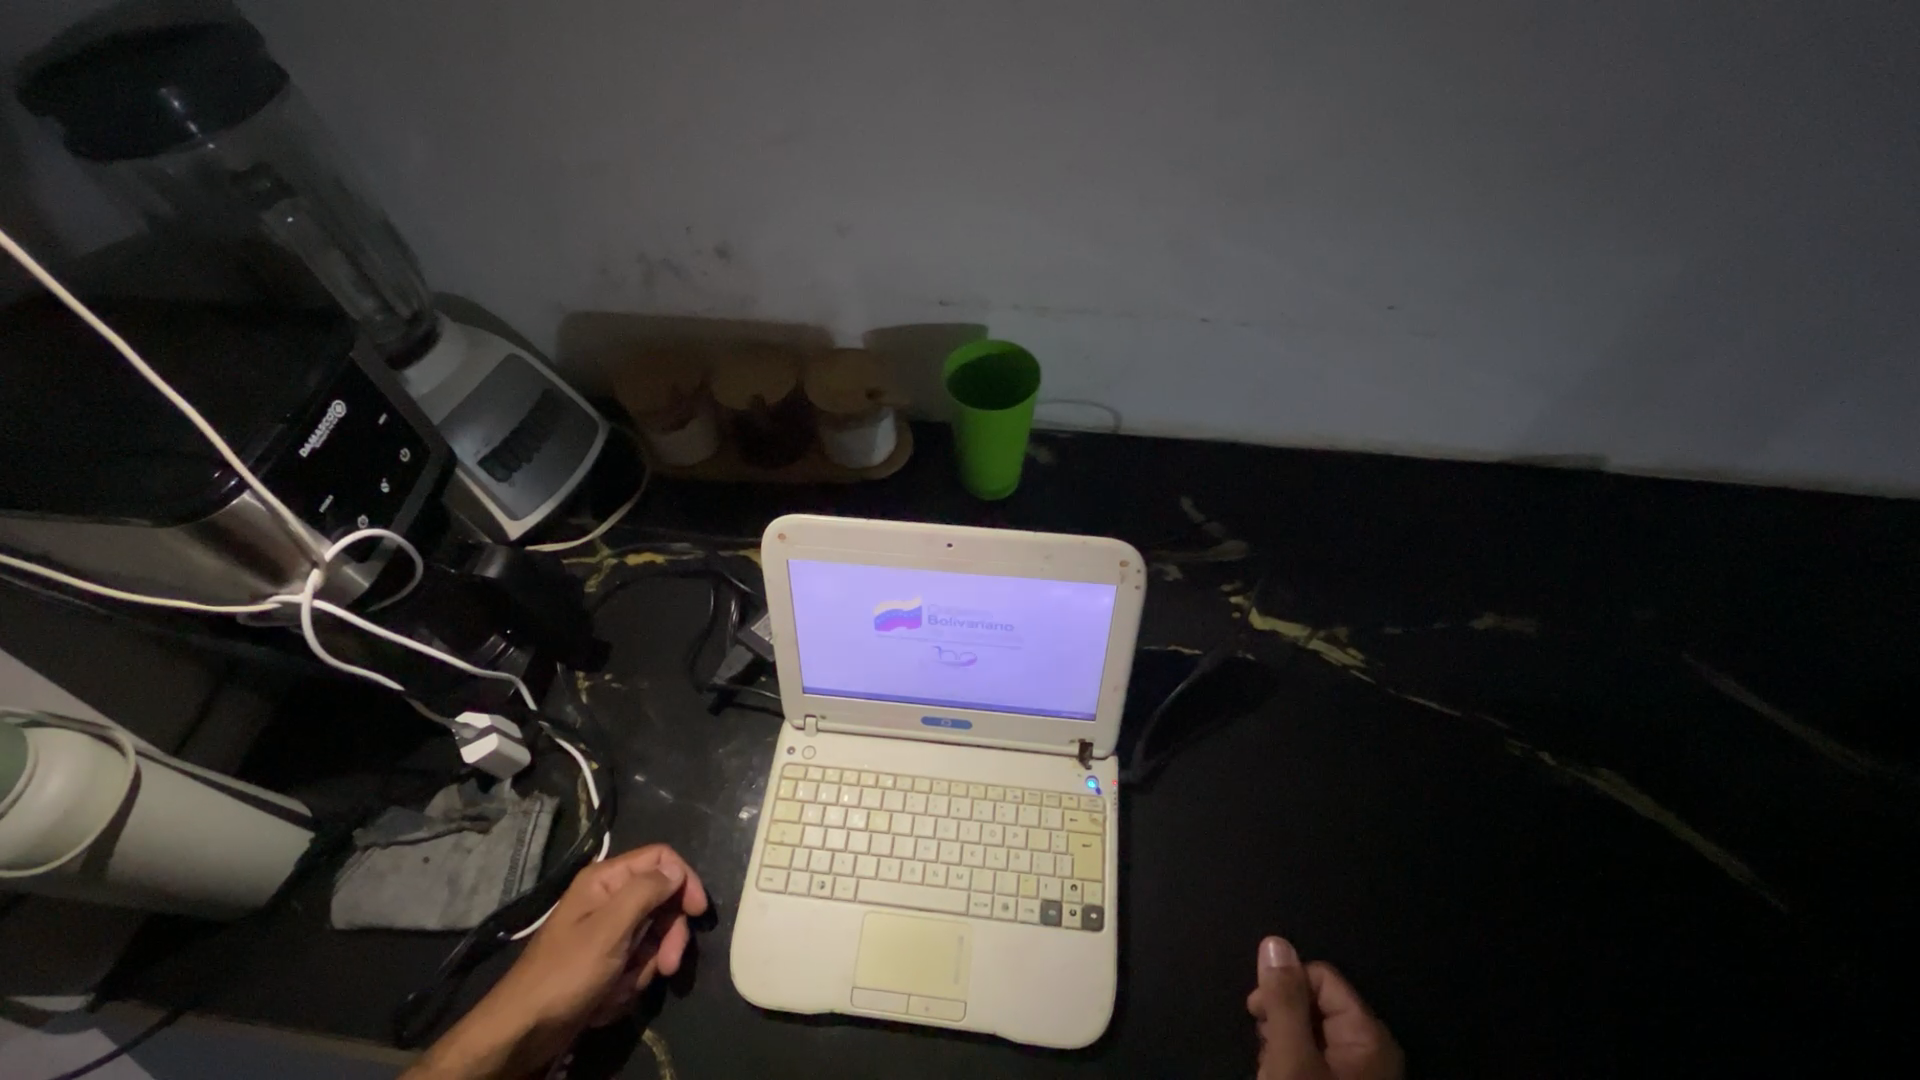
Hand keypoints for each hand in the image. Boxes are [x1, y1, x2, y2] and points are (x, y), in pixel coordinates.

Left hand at [405, 844, 708, 1079]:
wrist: (524, 1031)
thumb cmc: (565, 974)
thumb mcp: (610, 929)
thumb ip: (646, 892)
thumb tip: (676, 871)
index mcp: (606, 880)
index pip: (661, 859)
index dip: (684, 880)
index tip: (697, 911)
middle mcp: (609, 898)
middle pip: (662, 900)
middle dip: (668, 934)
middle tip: (667, 964)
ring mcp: (608, 930)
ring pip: (654, 934)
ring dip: (648, 962)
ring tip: (626, 987)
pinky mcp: (607, 958)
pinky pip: (638, 959)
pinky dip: (632, 978)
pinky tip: (611, 996)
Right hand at [1247, 936, 1403, 1079]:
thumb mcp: (1291, 1057)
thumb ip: (1284, 1000)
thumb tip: (1275, 942)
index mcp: (1369, 1033)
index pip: (1319, 976)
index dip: (1282, 986)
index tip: (1256, 1012)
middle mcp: (1372, 1047)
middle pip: (1314, 1003)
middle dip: (1282, 1018)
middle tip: (1267, 1048)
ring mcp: (1362, 1072)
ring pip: (1310, 1032)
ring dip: (1284, 1042)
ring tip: (1274, 1069)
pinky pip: (1315, 1057)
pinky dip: (1294, 1062)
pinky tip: (1283, 1076)